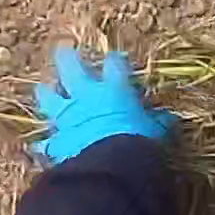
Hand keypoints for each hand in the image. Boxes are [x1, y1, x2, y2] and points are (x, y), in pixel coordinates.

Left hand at [31, 45, 172, 164]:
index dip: (116, 59)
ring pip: (48, 94)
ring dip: (48, 90)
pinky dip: (50, 138)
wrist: (112, 165)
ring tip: (48, 87)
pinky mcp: (57, 137)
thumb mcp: (156, 131)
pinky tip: (47, 142)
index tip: (117, 57)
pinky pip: (49, 136)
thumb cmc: (139, 141)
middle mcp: (87, 95)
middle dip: (67, 56)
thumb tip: (167, 118)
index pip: (115, 65)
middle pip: (70, 66)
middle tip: (65, 49)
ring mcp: (68, 114)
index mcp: (114, 90)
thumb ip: (158, 122)